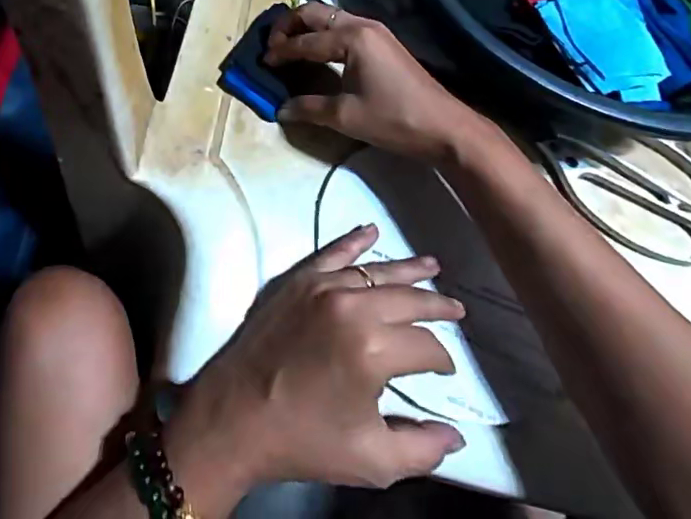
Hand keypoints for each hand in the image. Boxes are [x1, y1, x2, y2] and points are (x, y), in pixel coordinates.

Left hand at [163, 225, 467, 492]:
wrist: (233, 419)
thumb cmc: (302, 441)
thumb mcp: (369, 460)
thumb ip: (420, 448)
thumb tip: (456, 437)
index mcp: (373, 350)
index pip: (426, 347)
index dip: (442, 360)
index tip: (445, 371)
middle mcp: (354, 308)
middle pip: (409, 300)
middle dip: (437, 306)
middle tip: (457, 310)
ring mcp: (325, 287)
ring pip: (378, 272)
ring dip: (409, 271)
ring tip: (433, 267)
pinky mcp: (301, 280)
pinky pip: (334, 252)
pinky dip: (354, 240)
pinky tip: (372, 230)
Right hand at [266, 3, 497, 164]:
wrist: (444, 126)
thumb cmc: (394, 119)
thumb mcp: (346, 116)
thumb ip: (310, 108)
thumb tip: (281, 108)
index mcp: (353, 37)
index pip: (306, 40)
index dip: (281, 51)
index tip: (262, 62)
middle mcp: (363, 25)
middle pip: (317, 13)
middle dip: (290, 25)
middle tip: (272, 45)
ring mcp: (377, 32)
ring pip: (332, 18)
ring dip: (308, 28)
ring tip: (289, 47)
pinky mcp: (384, 44)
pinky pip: (345, 28)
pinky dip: (325, 35)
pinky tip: (317, 53)